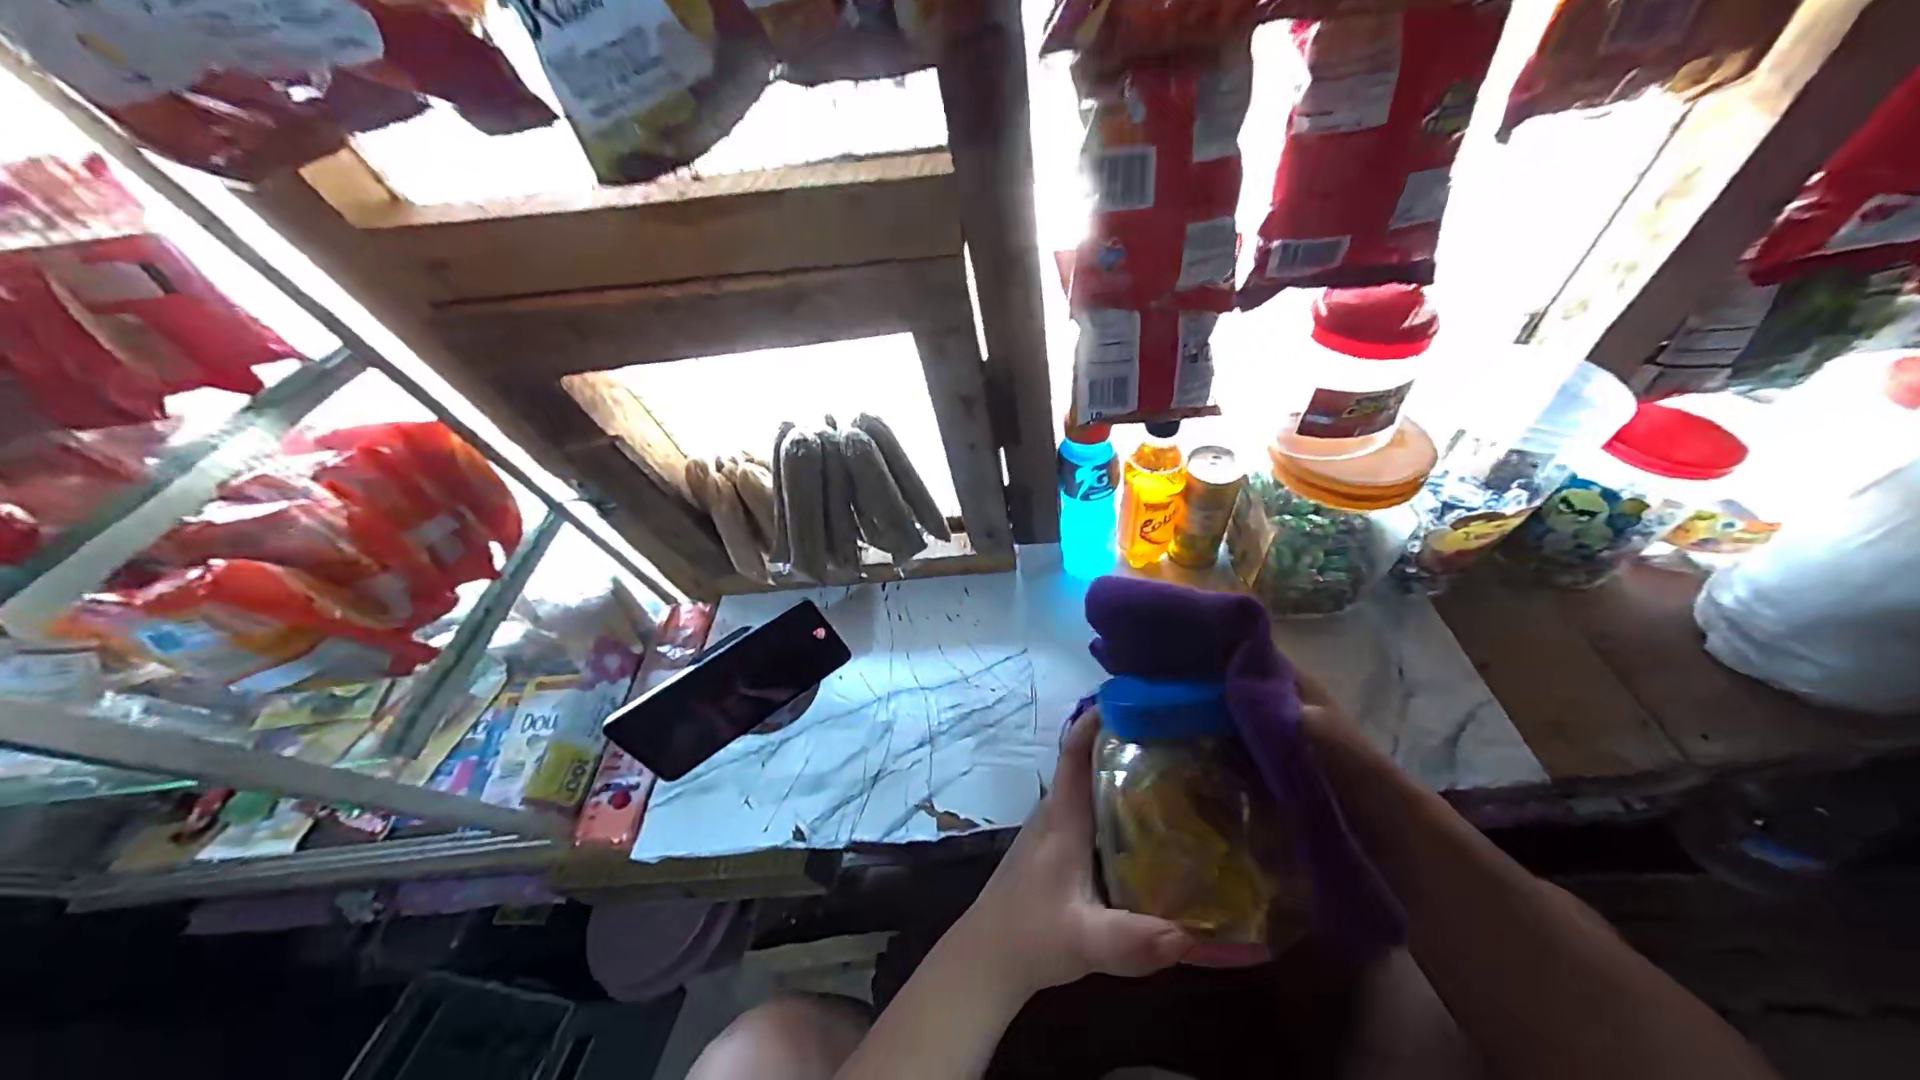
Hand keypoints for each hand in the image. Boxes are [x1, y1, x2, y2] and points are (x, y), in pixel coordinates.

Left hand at [948, 708, 1192, 999]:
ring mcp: (1053, 829)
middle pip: (1088, 762)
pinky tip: (1147, 818)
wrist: (986, 957)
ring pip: (1088, 785)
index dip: (1096, 721)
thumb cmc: (1029, 938)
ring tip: (1173, 767)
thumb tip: (1189, 935)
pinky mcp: (1056, 847)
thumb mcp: (1085, 942)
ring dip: (1120, 770)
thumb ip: (1133, 941)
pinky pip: (1088, 808)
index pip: (1074, 753)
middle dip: (1124, 741)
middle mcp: (1056, 813)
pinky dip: (1114, 799)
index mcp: (1062, 819)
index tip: (1133, 699)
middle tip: (1174, 734)